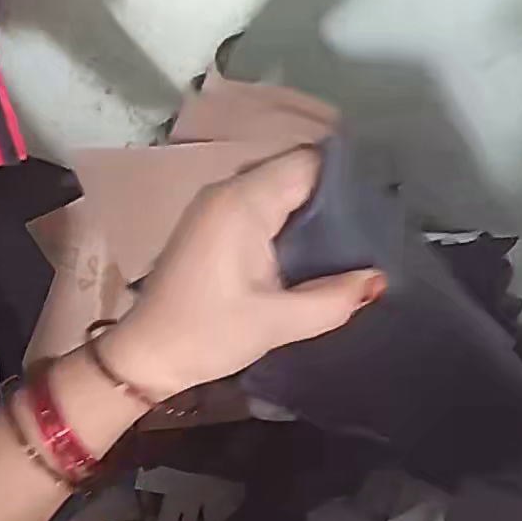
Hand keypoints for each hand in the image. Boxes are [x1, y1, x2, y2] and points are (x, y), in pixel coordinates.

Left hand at [98, 145, 387, 398]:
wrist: (144, 356)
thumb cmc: (205, 336)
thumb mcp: (275, 322)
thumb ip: (332, 299)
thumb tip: (377, 280)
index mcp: (242, 202)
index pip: (311, 164)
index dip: (349, 184)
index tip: (377, 214)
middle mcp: (224, 191)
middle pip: (293, 173)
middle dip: (331, 200)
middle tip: (365, 236)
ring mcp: (210, 208)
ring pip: (274, 192)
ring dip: (306, 215)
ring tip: (342, 247)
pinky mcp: (205, 228)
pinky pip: (254, 209)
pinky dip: (281, 225)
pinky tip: (301, 255)